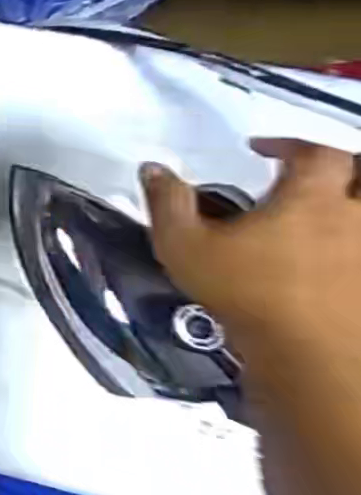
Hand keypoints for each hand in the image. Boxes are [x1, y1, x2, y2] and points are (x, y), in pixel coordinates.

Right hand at [142, 138, 360, 362]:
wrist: (311, 350)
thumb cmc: (242, 288)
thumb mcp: (181, 241)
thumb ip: (168, 200)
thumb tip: (154, 167)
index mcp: (311, 202)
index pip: (317, 154)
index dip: (290, 144)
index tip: (259, 149)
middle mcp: (358, 217)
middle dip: (343, 163)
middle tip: (312, 168)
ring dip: (355, 195)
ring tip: (329, 202)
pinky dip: (355, 230)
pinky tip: (339, 240)